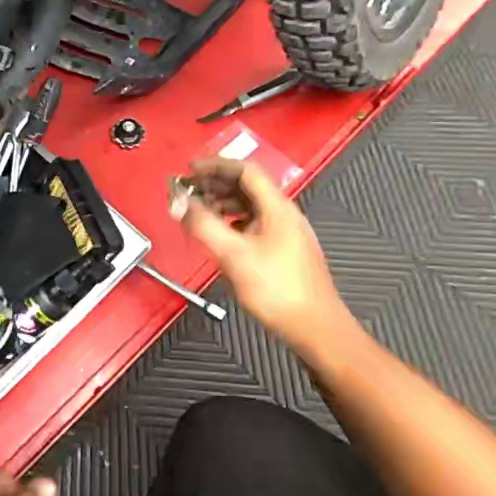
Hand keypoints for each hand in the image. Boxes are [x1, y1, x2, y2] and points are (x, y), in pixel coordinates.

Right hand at [174, 158, 353, 343]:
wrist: (316, 330)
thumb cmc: (279, 292)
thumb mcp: (234, 255)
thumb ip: (203, 225)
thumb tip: (179, 202)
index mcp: (277, 208)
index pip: (245, 171)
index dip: (215, 165)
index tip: (190, 170)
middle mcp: (284, 215)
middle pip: (246, 186)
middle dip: (214, 184)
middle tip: (187, 191)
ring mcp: (286, 233)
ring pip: (249, 206)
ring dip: (221, 203)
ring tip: (197, 213)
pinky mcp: (283, 250)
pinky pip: (253, 223)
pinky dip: (231, 222)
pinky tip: (218, 235)